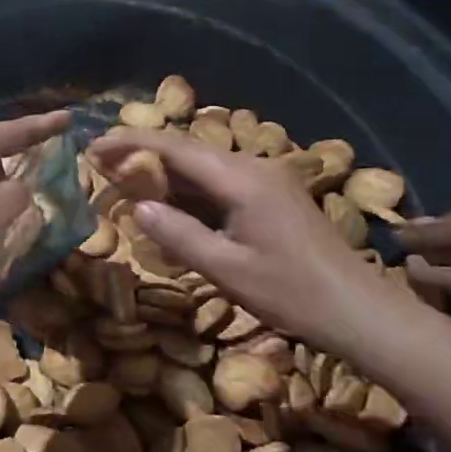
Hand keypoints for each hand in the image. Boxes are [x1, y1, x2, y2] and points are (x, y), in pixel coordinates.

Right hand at [88, 128, 420, 355]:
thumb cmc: (291, 293)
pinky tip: (171, 200)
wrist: (356, 307)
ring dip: (166, 171)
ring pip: (205, 165)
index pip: (176, 149)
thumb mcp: (226, 269)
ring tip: (126, 180)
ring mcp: (268, 179)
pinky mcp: (274, 195)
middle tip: (101, 165)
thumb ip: (179, 235)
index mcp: (242, 179)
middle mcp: (255, 167)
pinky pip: (222, 181)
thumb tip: (137, 207)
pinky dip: (190, 188)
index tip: (94, 146)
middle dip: (143, 154)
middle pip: (189, 150)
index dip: (131, 143)